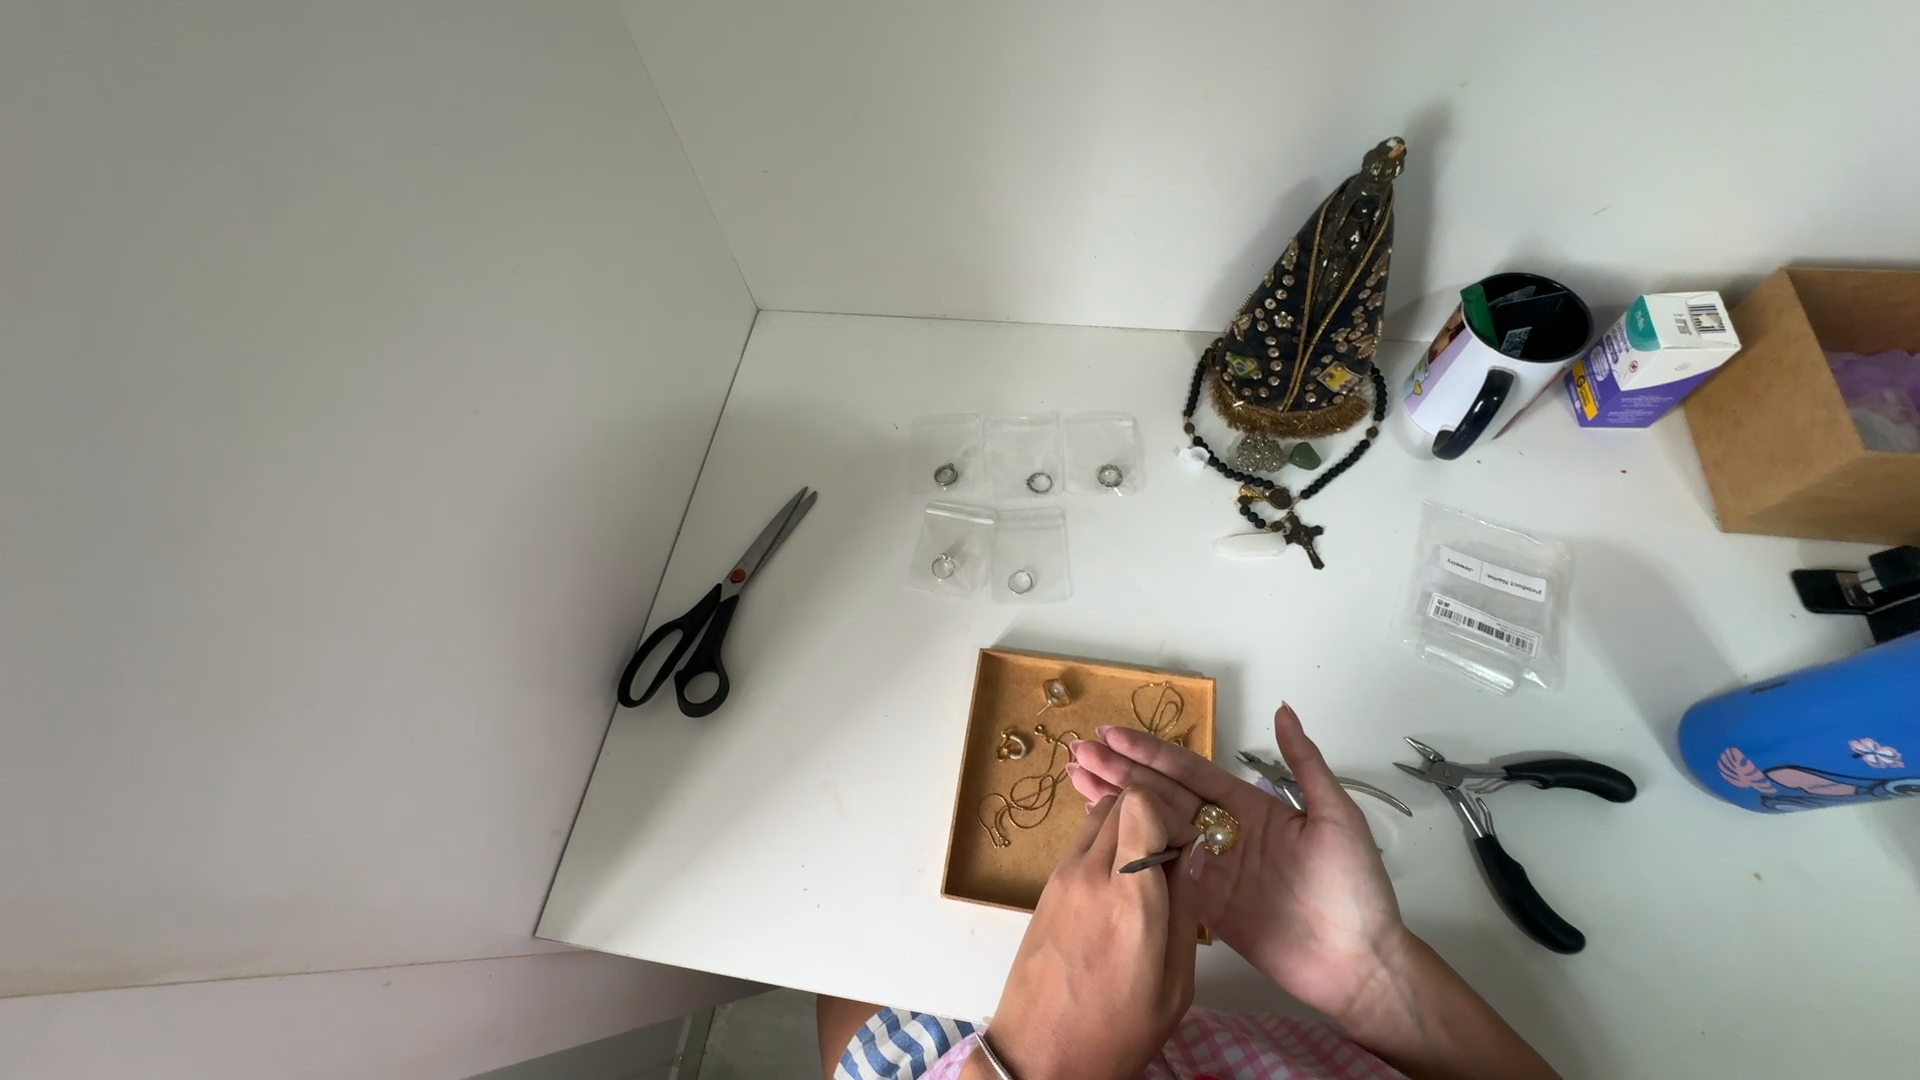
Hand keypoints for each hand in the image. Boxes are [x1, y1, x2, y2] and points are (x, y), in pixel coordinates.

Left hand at [983, 788, 1197, 1079]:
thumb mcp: (1175, 986)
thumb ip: (1187, 910)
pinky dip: (1104, 843)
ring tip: (1142, 873)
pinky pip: (1081, 838)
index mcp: (1130, 897)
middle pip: (1122, 801)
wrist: (1038, 1054)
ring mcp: (1062, 873)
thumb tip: (1196, 854)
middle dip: (1153, 818)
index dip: (1171, 817)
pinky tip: (1115, 885)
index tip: (1185, 852)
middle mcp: (1091, 872)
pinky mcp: (1046, 882)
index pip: (1142, 805)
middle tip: (1168, 861)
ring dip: (1126, 827)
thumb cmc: (1117, 1031)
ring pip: (1099, 814)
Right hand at [1065, 704, 1407, 1028]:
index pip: (1186, 769)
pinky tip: (1099, 829)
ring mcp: (1206, 865)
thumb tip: (1282, 709)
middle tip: (1078, 752)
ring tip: (1075, 779)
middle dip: (1118, 770)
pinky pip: (1158, 869)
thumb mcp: (1337, 817)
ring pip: (1150, 825)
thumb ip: (1304, 765)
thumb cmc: (1354, 888)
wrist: (1360, 966)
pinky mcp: (1199, 903)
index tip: (1112, 734)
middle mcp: (1218, 828)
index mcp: (1245, 804)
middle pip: (1158, 792)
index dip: (1149, 751)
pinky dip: (1127, 848)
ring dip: (1113, 802)